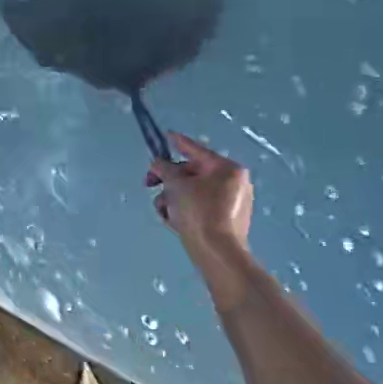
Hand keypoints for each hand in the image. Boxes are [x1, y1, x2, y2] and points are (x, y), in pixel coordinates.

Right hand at [146, 133, 253, 254]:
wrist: (216, 248)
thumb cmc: (197, 211)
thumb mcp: (175, 184)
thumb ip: (164, 168)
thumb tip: (159, 163)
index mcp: (227, 169)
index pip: (196, 150)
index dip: (177, 142)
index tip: (166, 135)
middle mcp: (233, 181)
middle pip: (190, 172)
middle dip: (167, 180)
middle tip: (149, 184)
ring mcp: (232, 199)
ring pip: (191, 189)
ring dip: (171, 196)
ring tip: (164, 209)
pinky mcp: (227, 216)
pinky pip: (198, 203)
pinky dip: (182, 207)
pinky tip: (173, 219)